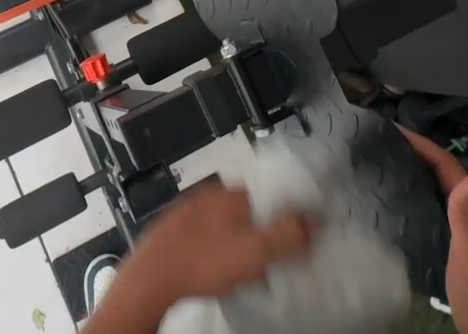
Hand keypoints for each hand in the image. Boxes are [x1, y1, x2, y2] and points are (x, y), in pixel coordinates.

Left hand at [131, 179, 314, 299]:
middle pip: (247, 211)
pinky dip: (214, 247)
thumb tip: (314, 220)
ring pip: (224, 223)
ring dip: (236, 242)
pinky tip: (213, 266)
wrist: (154, 275)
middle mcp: (210, 193)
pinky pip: (204, 234)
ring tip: (241, 268)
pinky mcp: (175, 226)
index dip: (281, 219)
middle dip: (258, 233)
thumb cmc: (206, 260)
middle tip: (264, 260)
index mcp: (232, 194)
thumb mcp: (256, 251)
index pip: (268, 197)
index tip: (287, 242)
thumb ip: (288, 234)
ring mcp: (189, 208)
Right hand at [400, 127, 467, 333]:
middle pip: (444, 177)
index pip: (449, 166)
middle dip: (415, 156)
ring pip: (441, 197)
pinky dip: (418, 206)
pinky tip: (401, 216)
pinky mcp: (462, 257)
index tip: (389, 129)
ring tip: (383, 174)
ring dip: (416, 179)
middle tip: (378, 147)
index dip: (422, 144)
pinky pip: (437, 218)